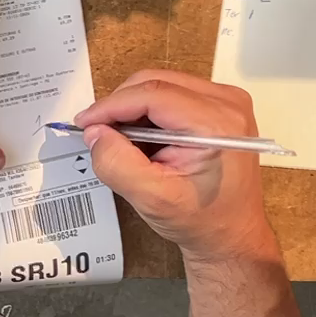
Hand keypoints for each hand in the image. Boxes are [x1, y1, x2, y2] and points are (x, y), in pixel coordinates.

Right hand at [76, 70, 278, 264]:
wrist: (231, 234)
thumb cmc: (202, 220)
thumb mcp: (151, 198)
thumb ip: (117, 163)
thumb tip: (95, 133)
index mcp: (217, 124)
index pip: (152, 94)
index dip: (111, 105)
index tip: (84, 123)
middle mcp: (227, 103)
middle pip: (154, 83)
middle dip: (119, 106)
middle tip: (98, 134)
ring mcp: (225, 102)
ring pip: (159, 86)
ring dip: (132, 110)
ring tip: (125, 144)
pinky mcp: (217, 107)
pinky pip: (169, 95)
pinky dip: (146, 114)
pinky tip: (143, 141)